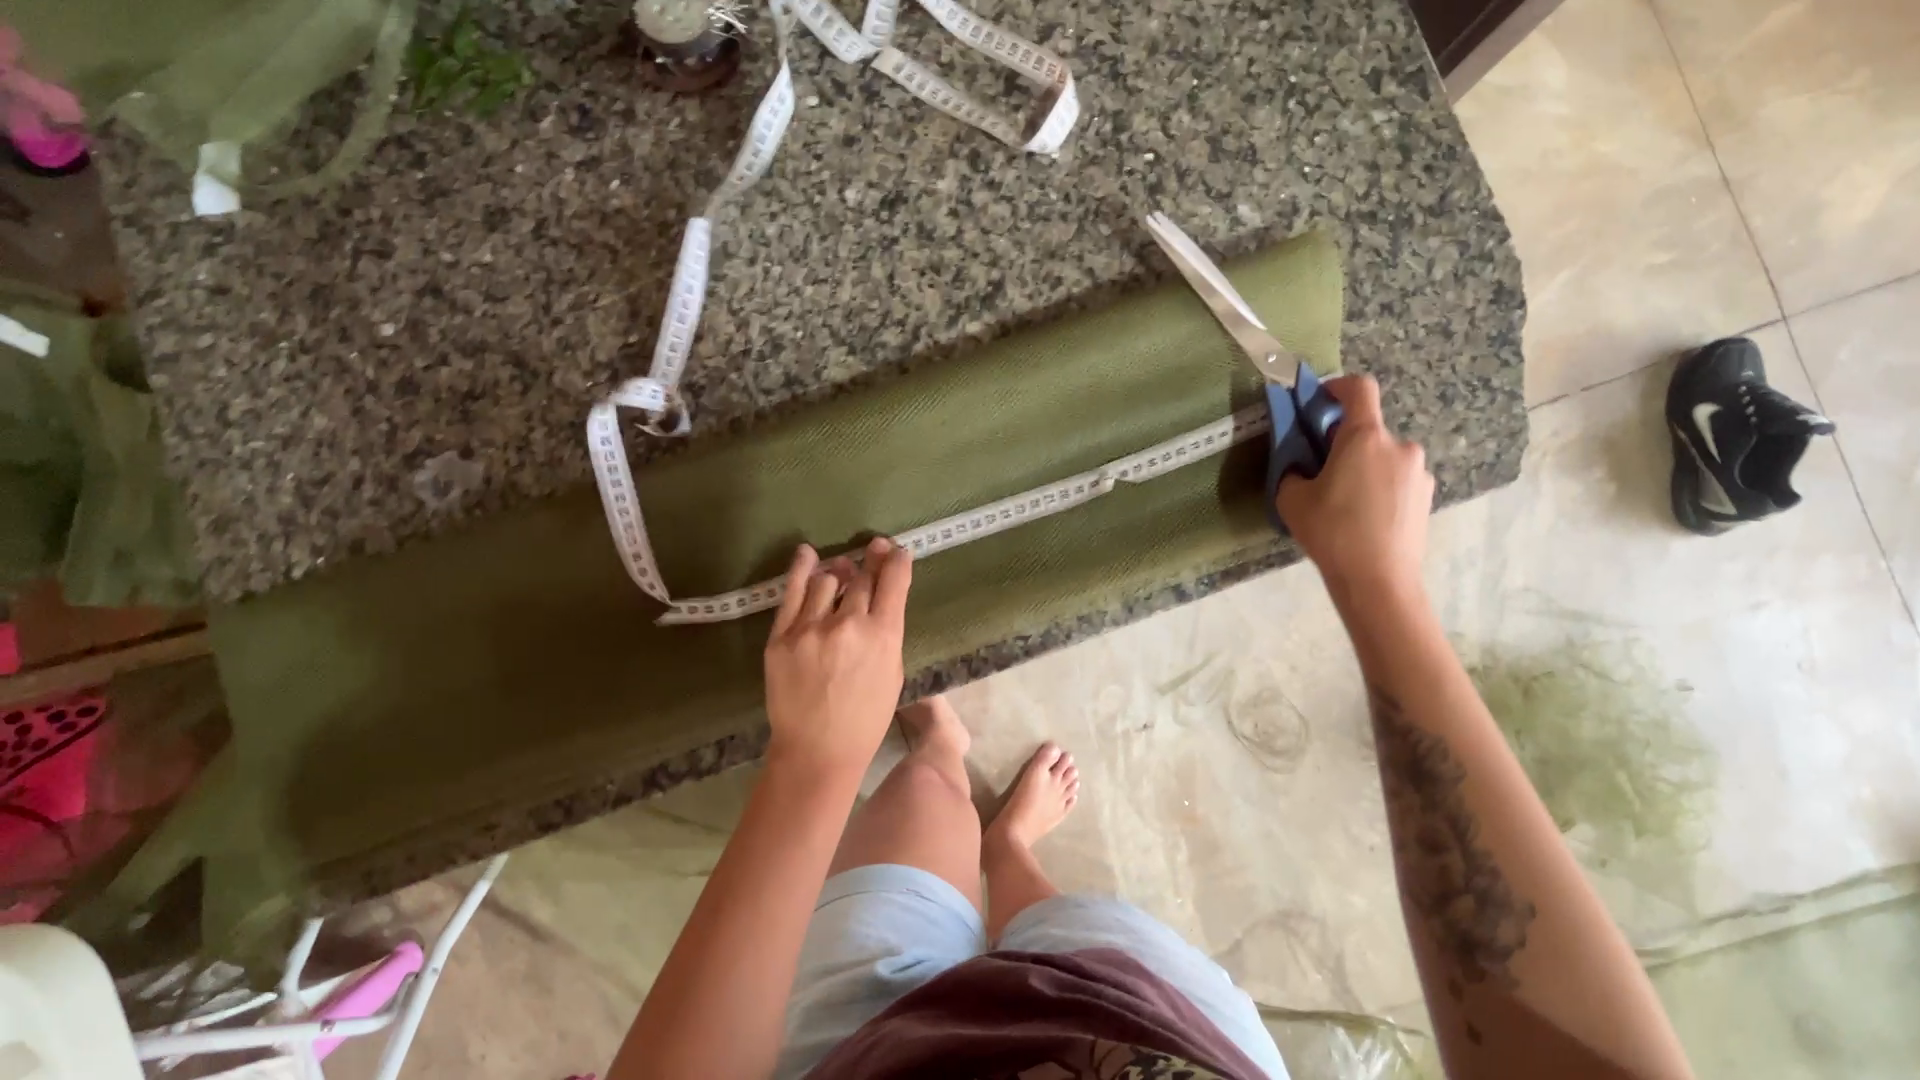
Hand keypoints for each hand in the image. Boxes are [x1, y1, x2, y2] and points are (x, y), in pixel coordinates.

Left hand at [763, 537, 914, 779]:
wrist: (817, 750)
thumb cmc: (865, 719)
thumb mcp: (893, 673)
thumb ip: (886, 633)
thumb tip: (879, 601)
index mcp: (883, 635)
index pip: (893, 581)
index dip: (897, 560)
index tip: (897, 551)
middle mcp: (848, 623)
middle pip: (861, 577)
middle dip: (871, 561)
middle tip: (874, 549)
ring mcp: (811, 628)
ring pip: (827, 580)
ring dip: (839, 574)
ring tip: (841, 573)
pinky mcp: (781, 636)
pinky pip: (792, 592)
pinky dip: (801, 569)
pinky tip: (807, 555)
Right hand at [1277, 374, 1434, 599]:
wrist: (1378, 581)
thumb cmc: (1331, 533)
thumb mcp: (1292, 499)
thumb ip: (1294, 471)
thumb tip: (1302, 467)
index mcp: (1364, 437)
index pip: (1359, 388)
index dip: (1337, 388)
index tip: (1319, 404)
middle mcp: (1398, 445)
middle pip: (1368, 430)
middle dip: (1345, 443)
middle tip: (1322, 473)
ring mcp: (1418, 472)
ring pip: (1383, 458)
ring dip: (1364, 468)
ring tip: (1345, 504)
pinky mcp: (1426, 497)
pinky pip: (1397, 481)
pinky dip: (1380, 489)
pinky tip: (1366, 521)